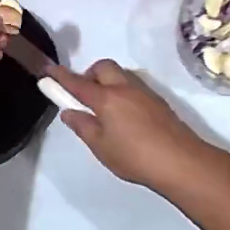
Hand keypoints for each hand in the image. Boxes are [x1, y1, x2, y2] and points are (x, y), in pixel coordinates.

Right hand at [46, 59, 211, 189]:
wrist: (181, 162)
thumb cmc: (134, 156)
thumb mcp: (100, 146)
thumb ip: (82, 126)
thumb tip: (69, 112)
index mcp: (106, 98)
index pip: (77, 82)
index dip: (60, 76)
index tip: (48, 70)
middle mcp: (125, 88)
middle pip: (103, 67)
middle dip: (89, 74)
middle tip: (85, 97)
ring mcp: (144, 92)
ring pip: (120, 75)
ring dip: (107, 82)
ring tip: (105, 110)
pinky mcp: (158, 101)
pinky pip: (133, 86)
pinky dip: (122, 91)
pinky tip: (124, 116)